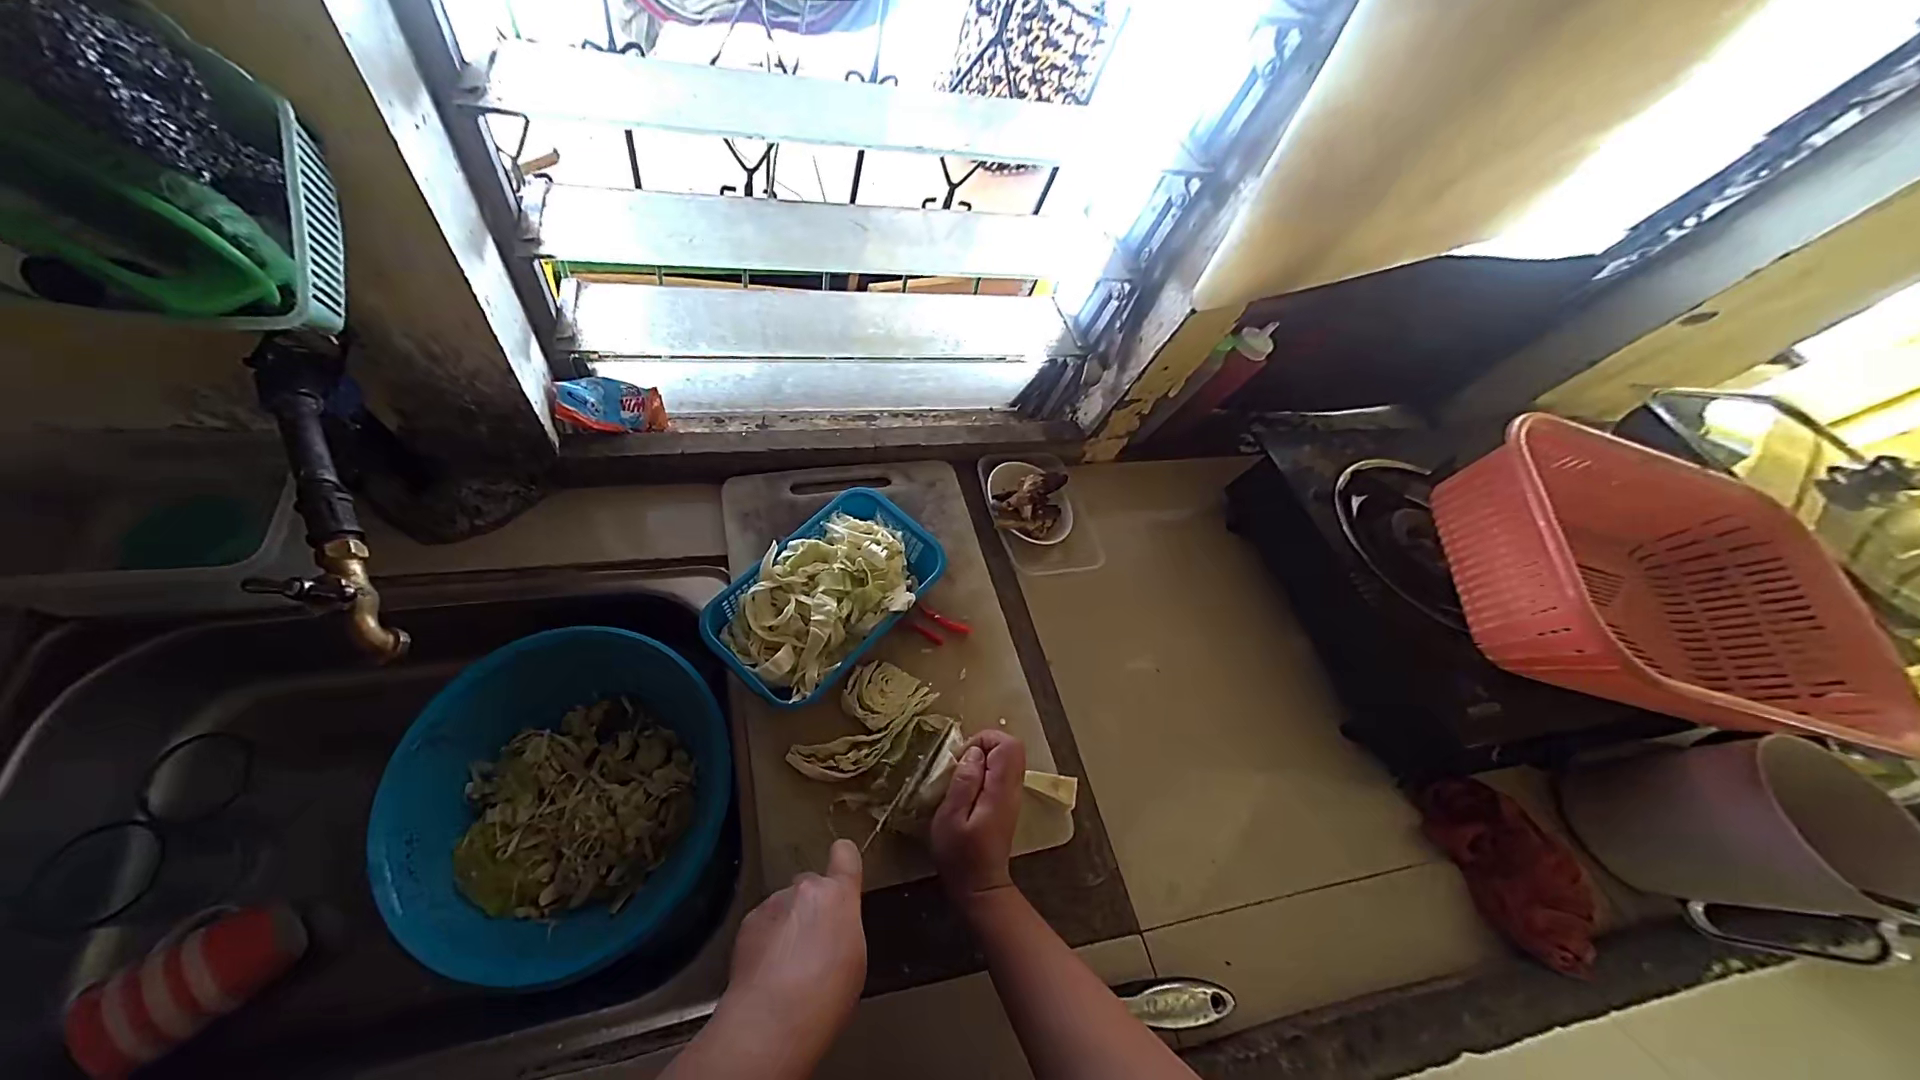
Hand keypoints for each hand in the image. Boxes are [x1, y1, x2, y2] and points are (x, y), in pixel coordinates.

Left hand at [720, 839, 866, 1059]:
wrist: (772, 1022)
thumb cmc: (822, 999)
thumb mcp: (857, 959)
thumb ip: (847, 926)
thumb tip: (837, 929)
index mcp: (839, 895)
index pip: (845, 854)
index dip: (844, 861)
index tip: (843, 867)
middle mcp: (806, 890)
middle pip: (811, 887)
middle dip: (812, 907)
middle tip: (813, 945)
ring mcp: (774, 903)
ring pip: (785, 906)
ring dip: (787, 925)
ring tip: (787, 966)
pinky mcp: (748, 922)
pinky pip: (763, 923)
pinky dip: (765, 939)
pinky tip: (767, 970)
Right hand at [931, 730, 1025, 901]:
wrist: (979, 886)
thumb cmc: (960, 854)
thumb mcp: (951, 817)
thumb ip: (963, 782)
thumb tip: (974, 753)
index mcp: (1002, 790)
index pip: (1008, 745)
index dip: (984, 740)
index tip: (962, 757)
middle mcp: (1014, 789)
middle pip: (1011, 748)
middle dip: (983, 746)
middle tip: (960, 765)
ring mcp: (1013, 796)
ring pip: (1007, 759)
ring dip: (983, 759)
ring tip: (960, 777)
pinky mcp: (1007, 802)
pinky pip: (1001, 773)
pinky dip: (984, 771)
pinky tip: (967, 788)